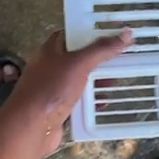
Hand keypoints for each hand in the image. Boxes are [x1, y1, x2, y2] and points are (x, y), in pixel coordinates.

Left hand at [0, 30, 131, 158]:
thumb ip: (102, 49)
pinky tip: (105, 102)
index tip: (112, 32)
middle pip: (78, 57)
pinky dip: (92, 100)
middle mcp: (50, 66)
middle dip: (99, 58)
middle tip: (121, 57)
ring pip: (80, 79)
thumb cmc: (52, 88)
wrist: (31, 127)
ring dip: (97, 80)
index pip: (72, 34)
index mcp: (51, 50)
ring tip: (118, 79)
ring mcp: (53, 88)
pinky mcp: (58, 108)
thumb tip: (127, 33)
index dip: (91, 31)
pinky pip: (79, 100)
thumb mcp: (79, 64)